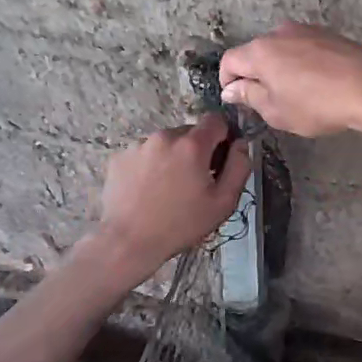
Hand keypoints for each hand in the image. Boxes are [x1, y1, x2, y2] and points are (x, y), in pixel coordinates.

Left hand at [91, 114, 250, 272]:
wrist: (128, 241)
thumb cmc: (181, 225)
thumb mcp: (223, 202)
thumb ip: (239, 167)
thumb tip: (241, 144)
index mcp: (192, 145)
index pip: (215, 120)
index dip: (222, 137)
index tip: (219, 160)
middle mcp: (164, 137)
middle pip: (189, 132)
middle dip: (196, 150)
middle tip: (194, 181)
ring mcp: (138, 146)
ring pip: (166, 143)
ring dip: (172, 158)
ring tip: (168, 189)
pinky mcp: (120, 157)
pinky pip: (144, 154)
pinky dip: (150, 166)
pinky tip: (147, 190)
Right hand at [219, 23, 361, 137]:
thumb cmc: (317, 104)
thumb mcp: (276, 111)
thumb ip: (249, 97)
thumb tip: (231, 89)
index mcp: (260, 51)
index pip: (229, 61)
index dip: (227, 81)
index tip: (236, 100)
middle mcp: (280, 33)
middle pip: (256, 52)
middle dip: (255, 75)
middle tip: (267, 102)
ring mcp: (307, 30)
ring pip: (281, 49)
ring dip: (280, 69)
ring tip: (295, 95)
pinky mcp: (329, 34)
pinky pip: (304, 48)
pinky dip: (302, 64)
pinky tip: (317, 84)